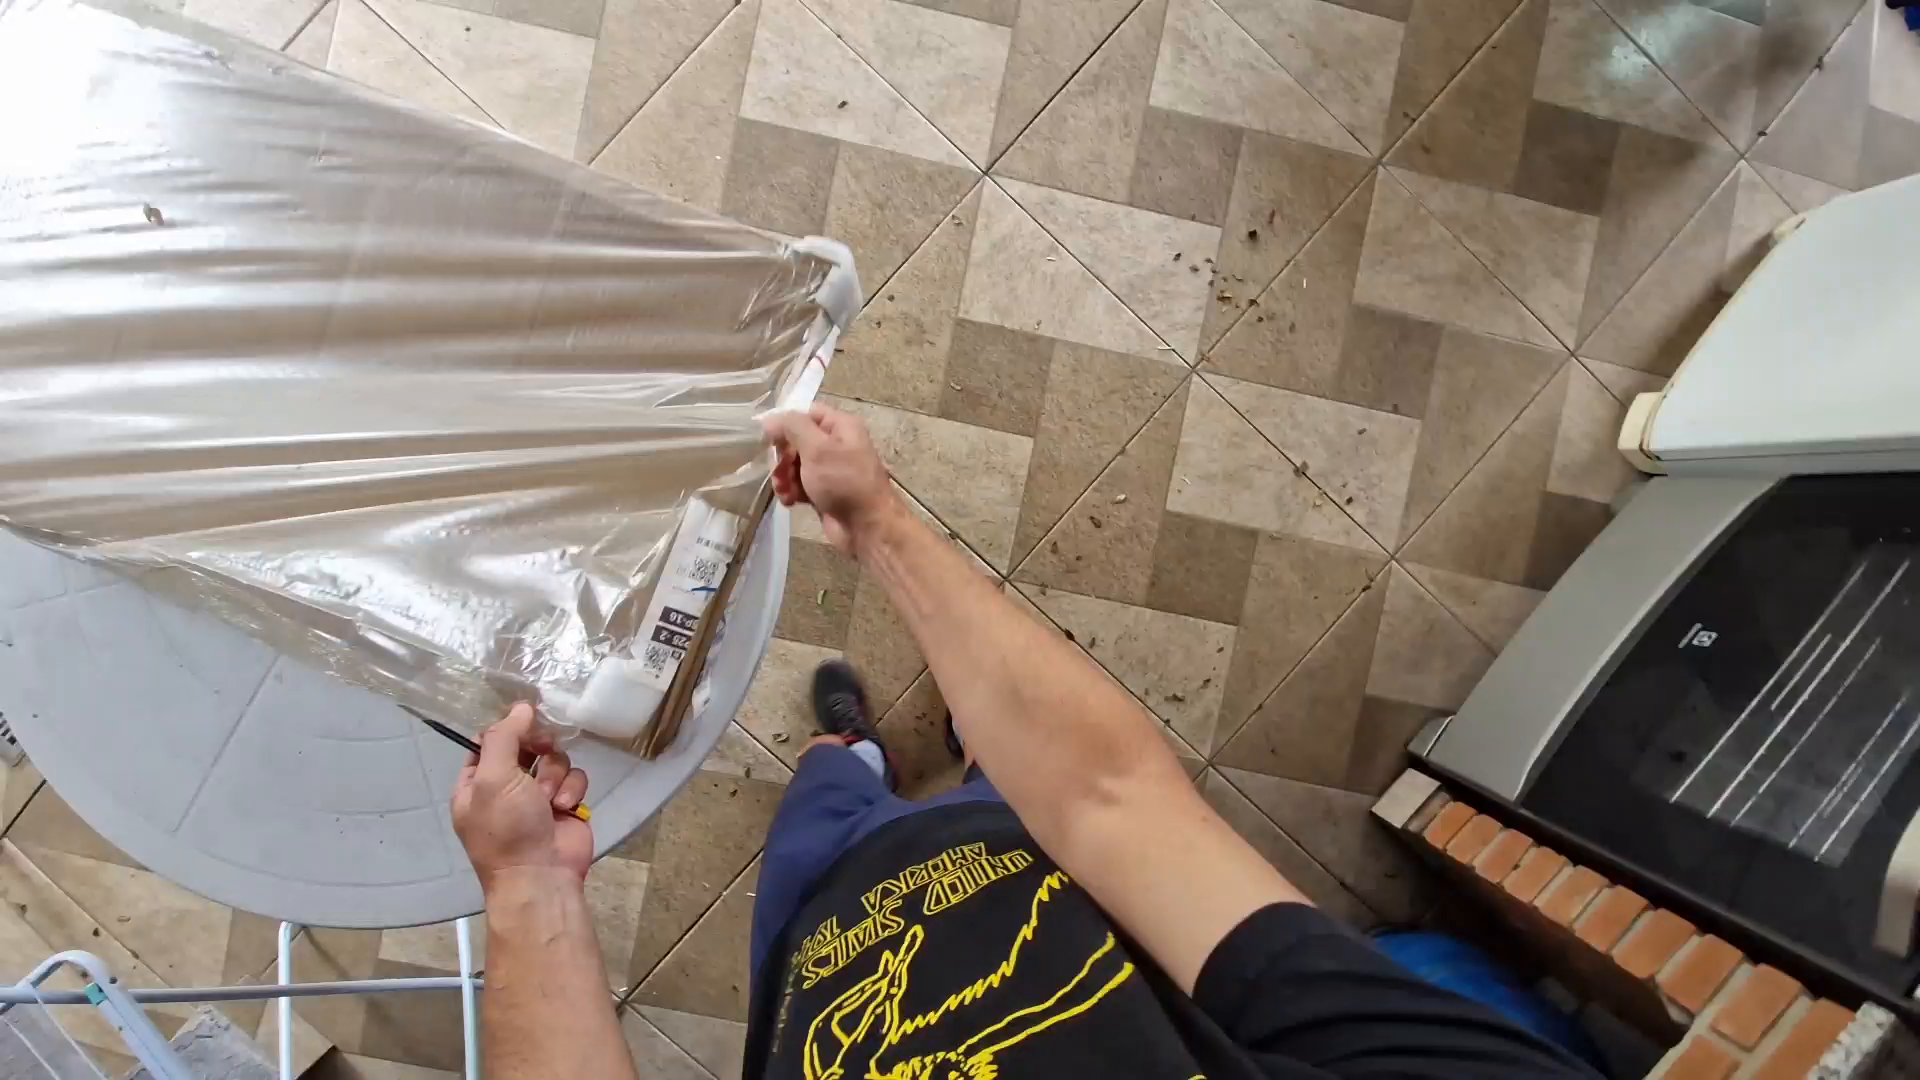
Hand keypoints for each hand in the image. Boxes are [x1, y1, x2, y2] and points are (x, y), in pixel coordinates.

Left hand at [452, 703, 592, 889]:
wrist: (541, 874)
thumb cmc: (508, 828)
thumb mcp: (493, 779)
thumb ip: (504, 737)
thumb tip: (521, 706)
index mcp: (476, 783)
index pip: (491, 741)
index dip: (510, 729)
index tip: (527, 721)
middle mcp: (505, 787)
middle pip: (529, 746)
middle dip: (540, 751)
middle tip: (543, 752)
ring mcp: (537, 796)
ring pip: (556, 760)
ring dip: (556, 775)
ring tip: (550, 799)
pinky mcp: (565, 803)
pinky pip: (575, 777)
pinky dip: (573, 789)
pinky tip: (566, 807)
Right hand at [762, 404, 900, 556]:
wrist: (866, 526)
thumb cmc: (843, 481)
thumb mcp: (817, 448)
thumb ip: (792, 427)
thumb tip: (769, 420)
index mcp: (841, 426)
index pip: (806, 414)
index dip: (785, 424)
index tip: (768, 439)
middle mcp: (837, 444)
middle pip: (797, 441)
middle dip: (783, 457)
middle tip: (778, 472)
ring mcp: (831, 470)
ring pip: (795, 465)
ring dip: (784, 477)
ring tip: (784, 491)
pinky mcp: (825, 492)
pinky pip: (800, 485)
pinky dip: (792, 491)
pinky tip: (790, 501)